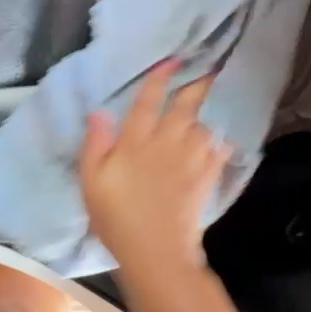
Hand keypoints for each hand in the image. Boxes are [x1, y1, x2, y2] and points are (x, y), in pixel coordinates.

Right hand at [79, 62, 229, 277]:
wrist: (155, 250)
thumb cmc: (115, 215)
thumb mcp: (91, 180)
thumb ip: (96, 144)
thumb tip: (100, 112)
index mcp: (135, 143)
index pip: (148, 103)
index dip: (160, 80)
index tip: (173, 60)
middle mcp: (166, 145)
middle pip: (184, 109)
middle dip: (196, 87)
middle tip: (210, 70)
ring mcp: (190, 162)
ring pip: (203, 128)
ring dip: (204, 116)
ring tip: (205, 109)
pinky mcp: (205, 180)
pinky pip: (217, 152)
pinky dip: (219, 142)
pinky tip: (219, 140)